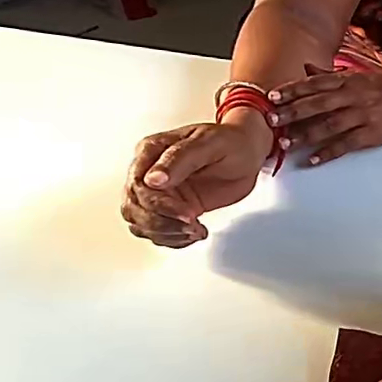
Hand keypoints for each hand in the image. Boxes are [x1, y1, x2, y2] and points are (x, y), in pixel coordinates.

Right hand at [121, 120, 268, 246]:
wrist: (248, 153)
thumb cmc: (230, 141)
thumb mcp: (209, 143)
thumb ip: (180, 158)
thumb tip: (153, 178)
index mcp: (152, 150)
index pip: (138, 184)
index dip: (158, 204)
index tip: (187, 213)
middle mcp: (149, 172)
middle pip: (134, 207)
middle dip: (162, 222)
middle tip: (192, 224)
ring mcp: (160, 192)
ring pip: (141, 223)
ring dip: (166, 233)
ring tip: (196, 230)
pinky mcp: (171, 209)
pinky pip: (157, 231)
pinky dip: (173, 239)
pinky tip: (194, 233)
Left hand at [269, 69, 381, 165]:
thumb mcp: (360, 76)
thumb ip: (331, 75)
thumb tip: (306, 69)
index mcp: (350, 80)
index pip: (315, 83)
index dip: (292, 90)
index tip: (272, 96)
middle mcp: (354, 96)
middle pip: (317, 104)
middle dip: (292, 112)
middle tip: (272, 120)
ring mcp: (363, 115)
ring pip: (328, 125)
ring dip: (305, 134)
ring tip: (286, 143)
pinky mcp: (372, 134)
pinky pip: (346, 144)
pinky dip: (329, 152)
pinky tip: (314, 159)